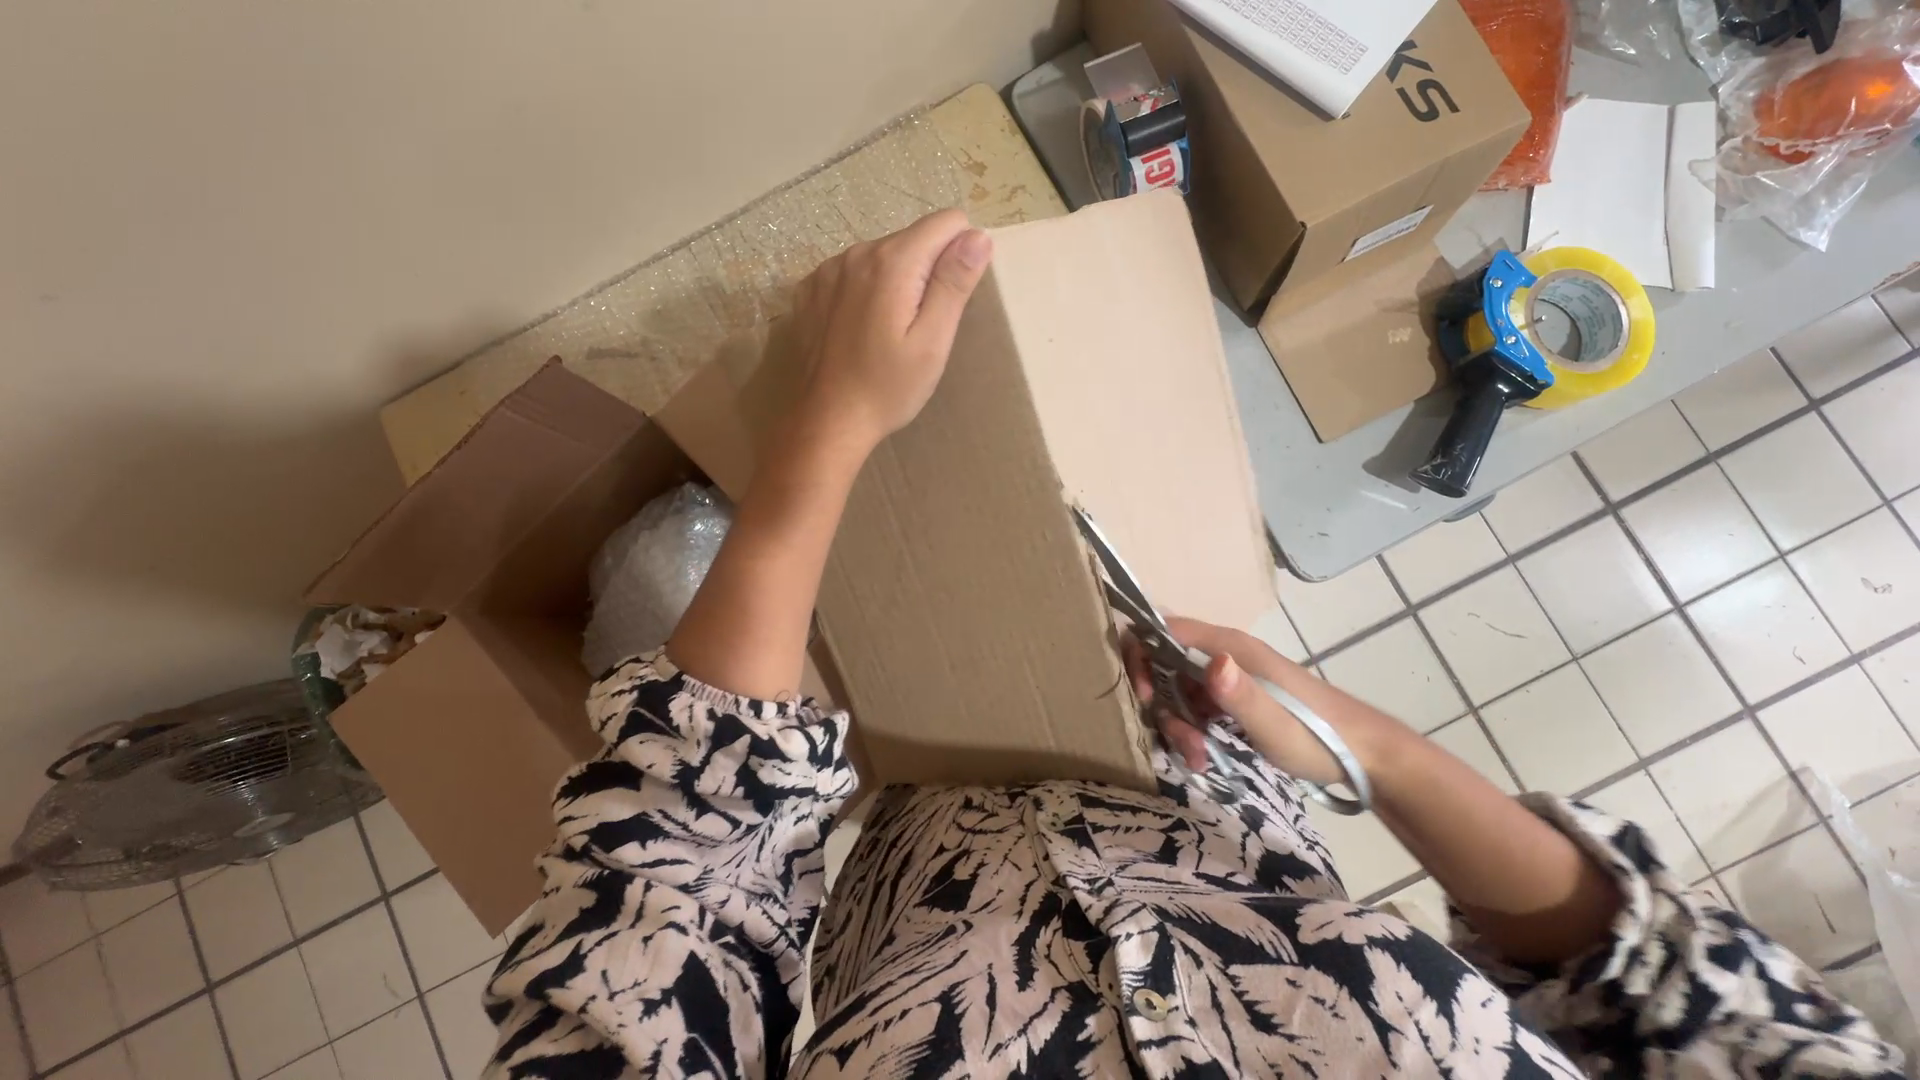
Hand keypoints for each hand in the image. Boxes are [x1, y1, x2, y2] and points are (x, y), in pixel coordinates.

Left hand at [788, 209, 993, 450]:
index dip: (960, 254)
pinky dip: (864, 293)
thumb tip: (979, 235)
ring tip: (889, 332)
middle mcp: (856, 253)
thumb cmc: (887, 389)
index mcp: (892, 262)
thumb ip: (954, 283)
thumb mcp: (932, 342)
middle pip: (913, 239)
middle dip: (927, 272)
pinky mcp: (811, 290)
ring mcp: (828, 270)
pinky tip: (861, 331)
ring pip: (882, 256)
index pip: (947, 223)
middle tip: (919, 327)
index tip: (951, 298)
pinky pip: (852, 274)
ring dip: (895, 283)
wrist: (826, 423)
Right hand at [1126, 617, 1358, 788]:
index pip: (1163, 629)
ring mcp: (1229, 677)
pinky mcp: (1233, 698)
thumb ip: (1240, 694)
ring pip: (1177, 689)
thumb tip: (1211, 662)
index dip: (1141, 654)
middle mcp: (1224, 655)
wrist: (1363, 754)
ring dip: (1176, 723)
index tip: (1144, 697)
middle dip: (1160, 702)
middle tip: (1179, 739)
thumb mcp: (1274, 723)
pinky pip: (1194, 706)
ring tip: (1197, 757)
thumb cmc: (1317, 736)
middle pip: (1164, 663)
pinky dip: (1191, 730)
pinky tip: (1204, 755)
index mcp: (1230, 648)